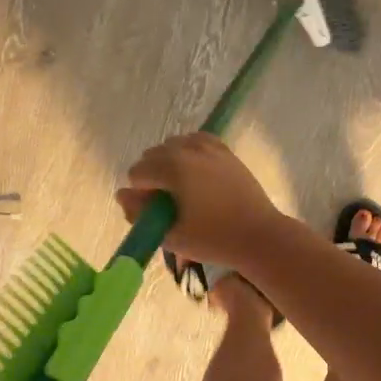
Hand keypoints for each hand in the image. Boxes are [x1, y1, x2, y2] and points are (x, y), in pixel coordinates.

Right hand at [115, 133, 284, 267]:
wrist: (258, 235)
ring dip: (170, 164)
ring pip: (173, 146)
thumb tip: (122, 194)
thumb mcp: (170, 233)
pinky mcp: (225, 151)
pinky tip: (196, 175)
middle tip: (169, 205)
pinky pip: (195, 142)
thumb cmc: (212, 238)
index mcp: (171, 167)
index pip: (137, 173)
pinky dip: (189, 154)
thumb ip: (140, 213)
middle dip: (153, 177)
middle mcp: (188, 148)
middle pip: (153, 156)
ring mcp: (209, 146)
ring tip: (184, 192)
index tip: (158, 213)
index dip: (141, 195)